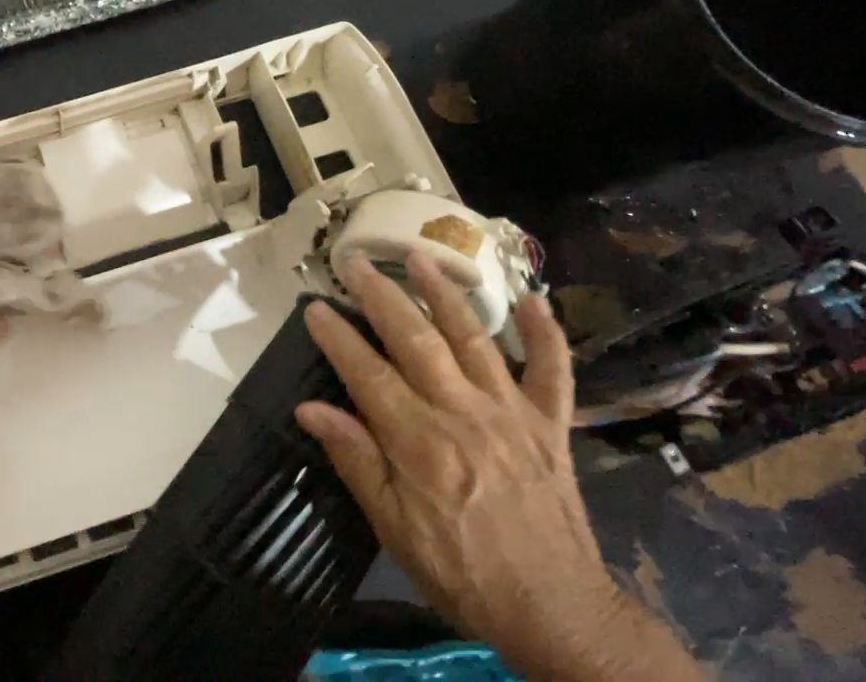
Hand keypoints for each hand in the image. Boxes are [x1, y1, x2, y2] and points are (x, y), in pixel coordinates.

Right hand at [295, 252, 702, 681]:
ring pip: (473, 338)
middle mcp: (462, 413)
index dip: (336, 335)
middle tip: (354, 262)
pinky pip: (553, 371)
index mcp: (417, 441)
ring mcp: (511, 414)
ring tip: (420, 256)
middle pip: (414, 338)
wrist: (555, 610)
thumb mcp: (392, 527)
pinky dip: (545, 334)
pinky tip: (533, 300)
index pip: (365, 371)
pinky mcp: (550, 426)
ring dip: (444, 293)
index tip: (314, 306)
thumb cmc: (460, 572)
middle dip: (380, 295)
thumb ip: (354, 460)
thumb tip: (310, 408)